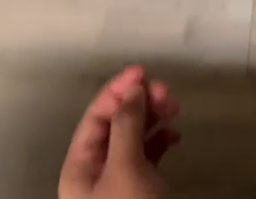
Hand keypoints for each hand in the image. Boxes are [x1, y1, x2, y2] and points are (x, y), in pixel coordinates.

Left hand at [58, 65, 181, 198]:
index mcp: (80, 164)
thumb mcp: (125, 167)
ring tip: (175, 109)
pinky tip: (175, 135)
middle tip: (167, 92)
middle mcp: (95, 169)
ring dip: (154, 117)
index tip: (143, 69)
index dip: (118, 88)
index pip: (96, 115)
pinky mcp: (138, 188)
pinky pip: (147, 153)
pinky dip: (161, 139)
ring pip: (134, 135)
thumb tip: (132, 88)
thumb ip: (127, 125)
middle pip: (116, 122)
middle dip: (141, 102)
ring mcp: (117, 179)